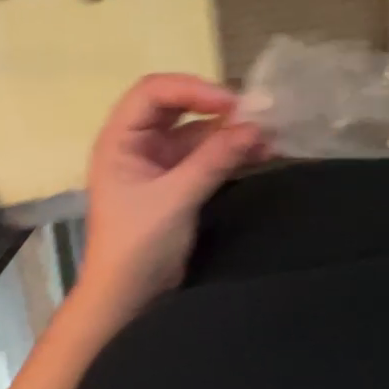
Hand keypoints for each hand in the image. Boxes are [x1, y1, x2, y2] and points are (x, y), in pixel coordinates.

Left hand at [78, 74, 265, 314]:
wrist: (127, 299)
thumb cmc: (136, 246)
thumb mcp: (175, 200)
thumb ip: (213, 160)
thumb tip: (254, 127)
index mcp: (119, 140)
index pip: (153, 92)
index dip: (192, 89)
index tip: (232, 104)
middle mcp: (137, 145)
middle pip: (178, 108)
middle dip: (218, 110)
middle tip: (258, 116)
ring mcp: (157, 165)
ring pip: (197, 135)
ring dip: (230, 134)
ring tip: (269, 138)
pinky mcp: (177, 186)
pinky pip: (205, 159)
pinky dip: (230, 155)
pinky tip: (260, 154)